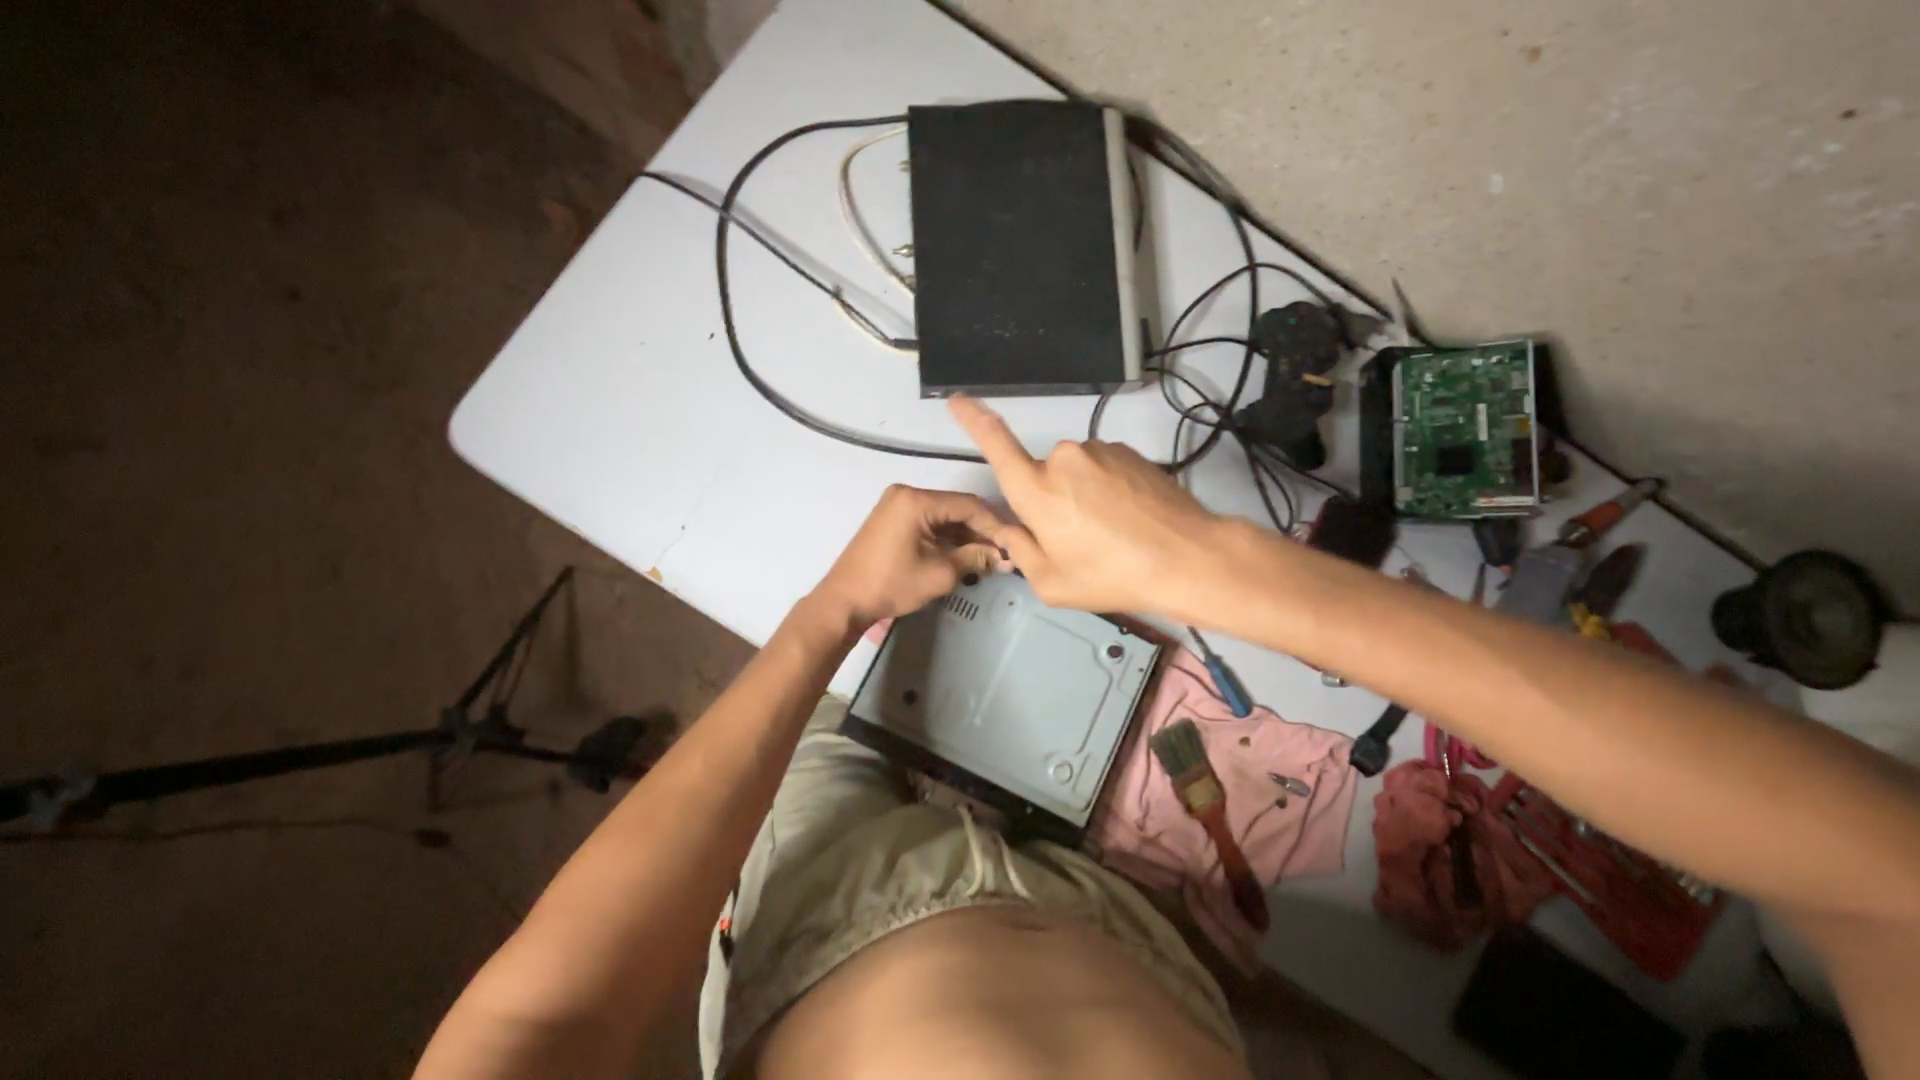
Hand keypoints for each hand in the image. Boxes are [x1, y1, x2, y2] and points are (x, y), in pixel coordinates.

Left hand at [810, 484, 1006, 632]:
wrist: (844, 601)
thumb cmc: (891, 585)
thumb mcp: (940, 573)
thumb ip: (975, 558)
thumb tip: (1004, 557)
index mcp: (916, 500)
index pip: (969, 505)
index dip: (995, 525)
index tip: (1015, 544)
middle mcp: (906, 494)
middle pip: (956, 508)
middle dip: (981, 532)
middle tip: (1005, 554)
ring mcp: (896, 506)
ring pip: (943, 517)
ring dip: (965, 536)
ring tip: (990, 559)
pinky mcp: (892, 520)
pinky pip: (928, 523)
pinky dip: (946, 538)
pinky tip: (965, 555)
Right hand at [948, 396, 1230, 616]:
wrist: (1186, 558)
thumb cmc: (1112, 575)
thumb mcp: (1051, 582)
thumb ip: (1021, 551)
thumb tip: (1013, 530)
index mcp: (1036, 490)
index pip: (995, 444)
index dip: (973, 419)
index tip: (957, 400)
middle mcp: (1063, 459)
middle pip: (1042, 476)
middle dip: (1052, 501)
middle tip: (1079, 540)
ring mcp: (1100, 451)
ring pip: (1077, 473)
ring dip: (1084, 495)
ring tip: (1112, 533)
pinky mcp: (1130, 452)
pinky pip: (1105, 469)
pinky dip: (1110, 490)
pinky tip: (1131, 519)